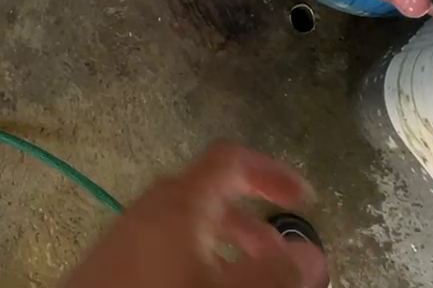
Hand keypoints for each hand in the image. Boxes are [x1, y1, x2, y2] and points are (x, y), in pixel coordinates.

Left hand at [60, 143, 325, 287]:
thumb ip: (272, 273)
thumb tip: (312, 253)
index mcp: (183, 198)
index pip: (231, 158)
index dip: (271, 170)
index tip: (306, 197)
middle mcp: (157, 201)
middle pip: (214, 192)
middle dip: (255, 220)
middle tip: (285, 256)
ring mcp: (134, 227)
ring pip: (194, 222)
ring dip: (231, 244)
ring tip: (254, 278)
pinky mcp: (120, 255)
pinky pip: (172, 242)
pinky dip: (203, 256)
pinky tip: (209, 283)